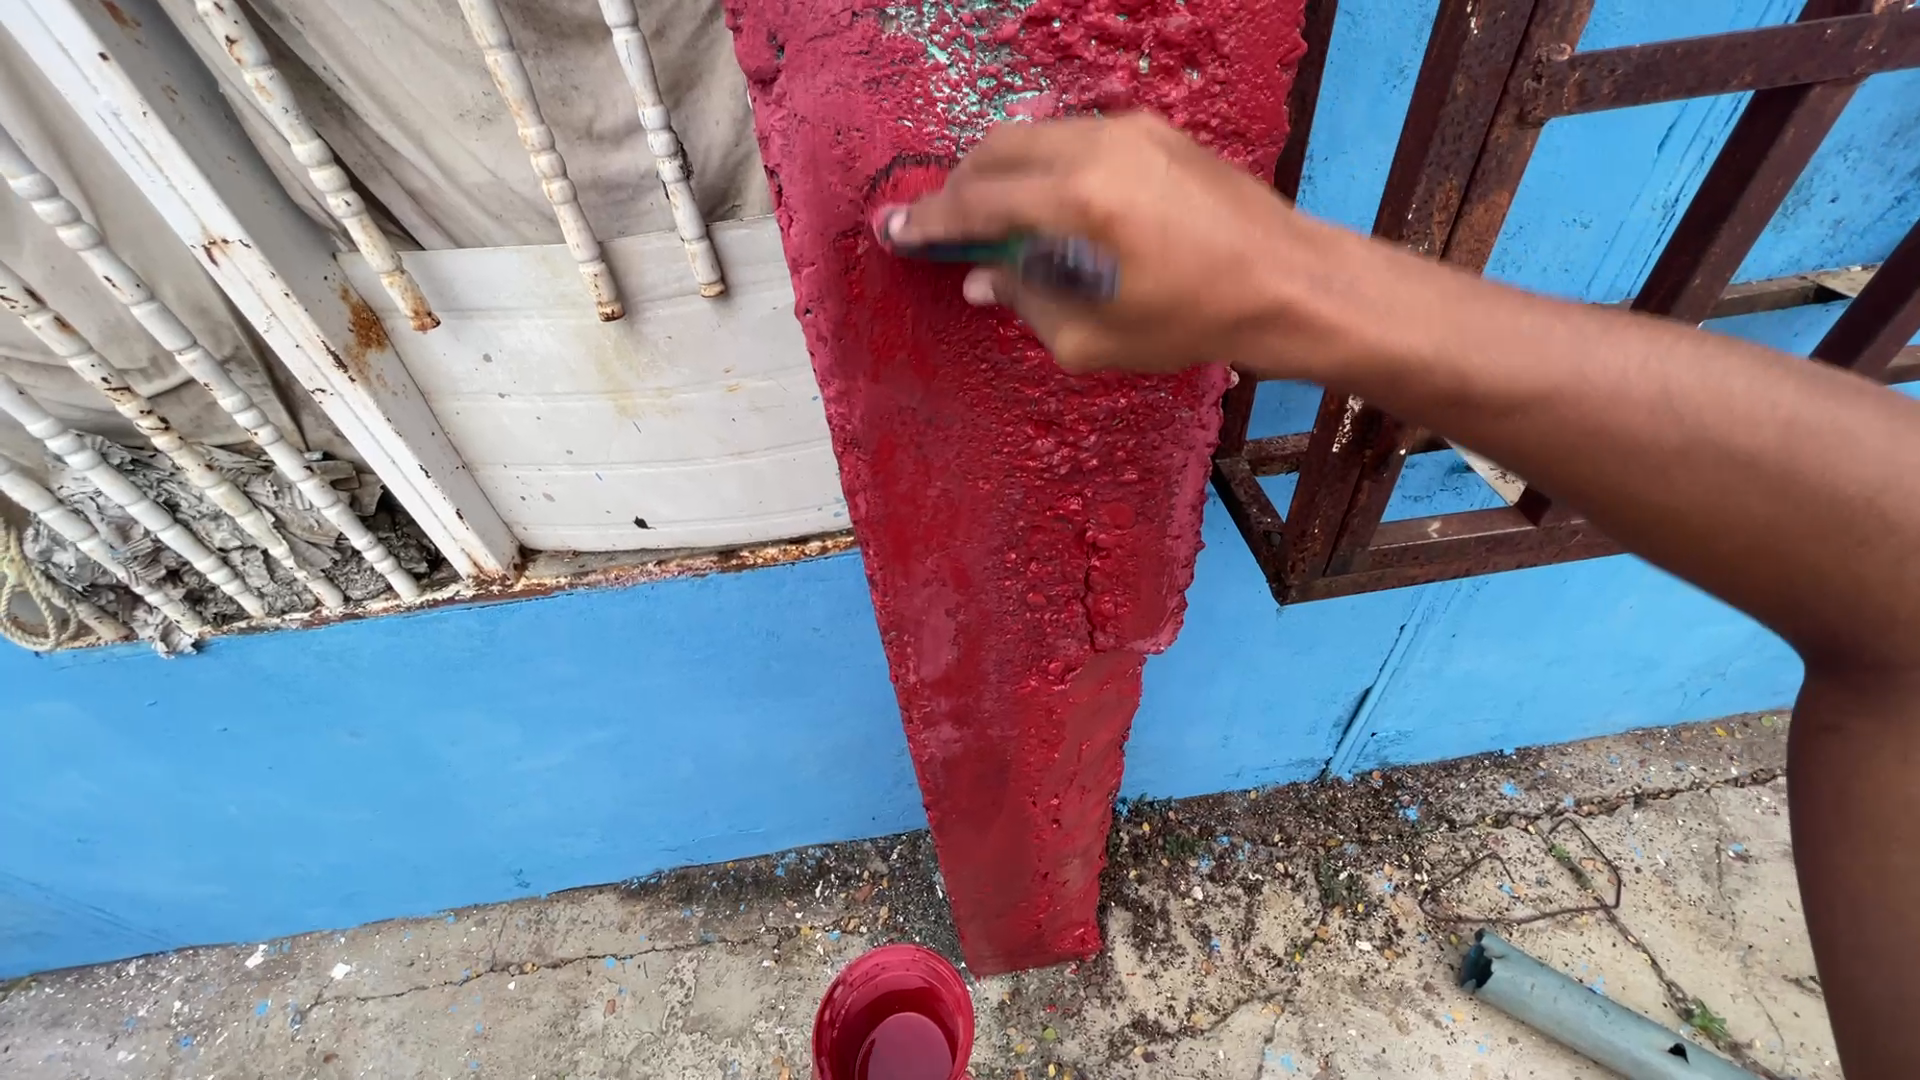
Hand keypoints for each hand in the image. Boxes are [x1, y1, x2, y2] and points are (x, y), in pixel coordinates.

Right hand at [882, 113, 1344, 375]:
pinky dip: (1041, 165)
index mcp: (1078, 205)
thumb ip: (1026, 302)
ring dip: (999, 173)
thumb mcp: (1092, 338)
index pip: (978, 204)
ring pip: (1033, 135)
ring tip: (991, 218)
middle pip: (995, 152)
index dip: (930, 221)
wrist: (1283, 281)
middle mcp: (1097, 148)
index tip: (896, 230)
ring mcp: (1128, 130)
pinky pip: (1072, 137)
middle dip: (958, 190)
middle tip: (942, 229)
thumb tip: (980, 282)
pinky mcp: (1153, 129)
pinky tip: (1045, 201)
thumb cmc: (1188, 322)